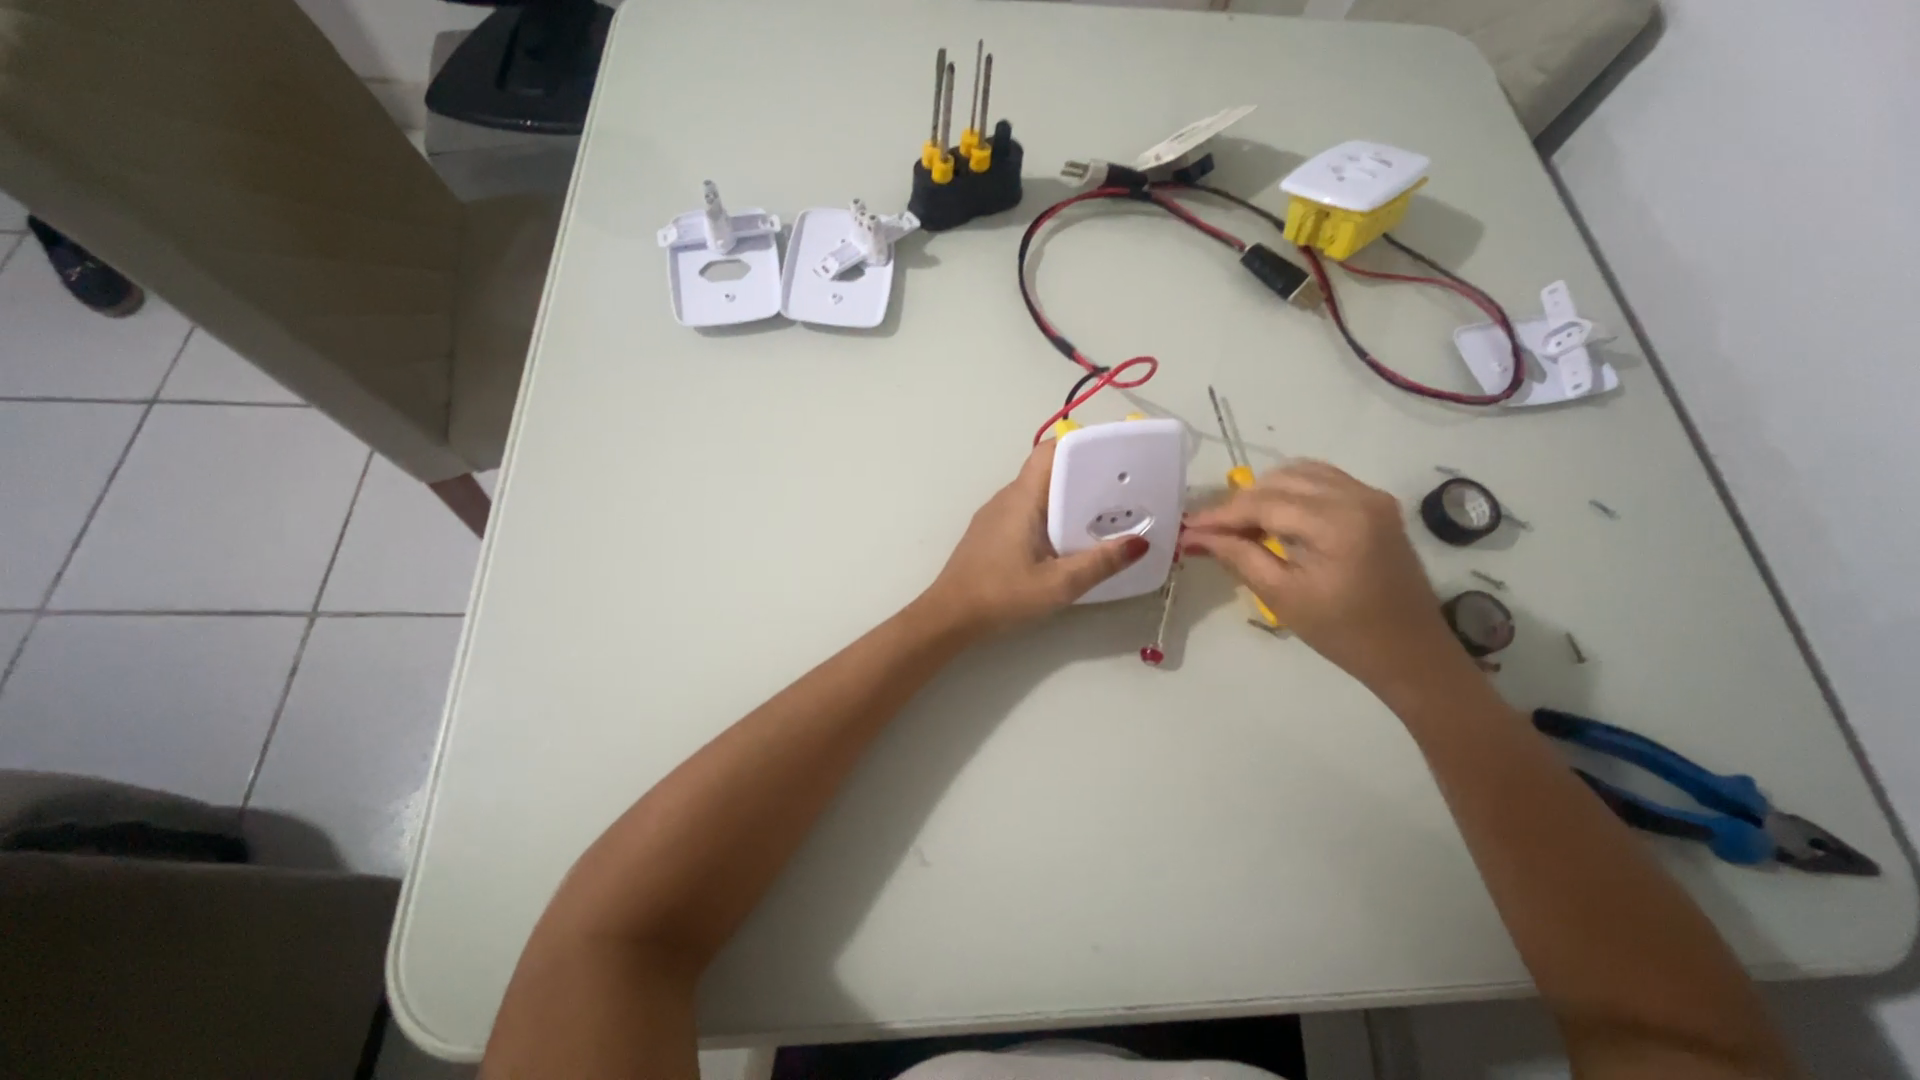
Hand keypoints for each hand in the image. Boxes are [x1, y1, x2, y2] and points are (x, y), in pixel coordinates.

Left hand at [921, 440, 1147, 637]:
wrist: (949, 616)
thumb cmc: (1001, 595)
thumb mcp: (1058, 584)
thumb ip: (1100, 563)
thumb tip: (1139, 543)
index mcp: (1023, 498)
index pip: (1051, 451)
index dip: (1082, 446)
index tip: (1114, 455)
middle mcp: (1008, 497)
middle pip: (1049, 471)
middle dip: (1085, 476)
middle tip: (1121, 491)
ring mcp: (996, 515)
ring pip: (1038, 493)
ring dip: (1069, 499)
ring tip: (1104, 516)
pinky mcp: (992, 532)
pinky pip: (1027, 511)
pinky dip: (1051, 516)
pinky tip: (1069, 540)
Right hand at [1182, 461, 1462, 691]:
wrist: (1411, 652)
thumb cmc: (1344, 633)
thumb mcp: (1283, 596)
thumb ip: (1238, 556)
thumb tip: (1195, 536)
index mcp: (1336, 522)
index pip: (1263, 503)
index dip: (1220, 514)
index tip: (1187, 528)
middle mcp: (1356, 496)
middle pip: (1280, 481)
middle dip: (1240, 503)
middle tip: (1210, 532)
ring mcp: (1371, 496)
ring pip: (1300, 474)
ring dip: (1265, 494)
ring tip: (1241, 527)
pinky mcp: (1377, 503)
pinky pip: (1323, 481)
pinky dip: (1293, 493)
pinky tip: (1276, 520)